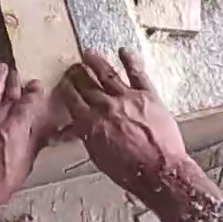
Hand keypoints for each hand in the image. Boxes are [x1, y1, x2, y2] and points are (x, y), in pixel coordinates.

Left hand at [0, 63, 53, 210]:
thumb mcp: (24, 166)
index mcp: (13, 131)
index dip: (33, 93)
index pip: (27, 104)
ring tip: (1, 67)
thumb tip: (46, 131)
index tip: (36, 86)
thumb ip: (33, 144)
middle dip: (15, 82)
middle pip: (8, 95)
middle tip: (19, 73)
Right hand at [58, 47, 191, 197]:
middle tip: (73, 66)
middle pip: (86, 84)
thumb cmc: (128, 170)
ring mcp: (127, 98)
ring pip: (107, 74)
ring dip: (96, 62)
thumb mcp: (97, 156)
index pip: (72, 99)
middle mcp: (105, 106)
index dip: (66, 88)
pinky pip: (137, 73)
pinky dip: (129, 60)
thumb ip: (86, 135)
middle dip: (78, 73)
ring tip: (89, 53)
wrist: (159, 170)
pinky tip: (123, 51)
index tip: (63, 82)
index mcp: (90, 122)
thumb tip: (76, 127)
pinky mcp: (148, 96)